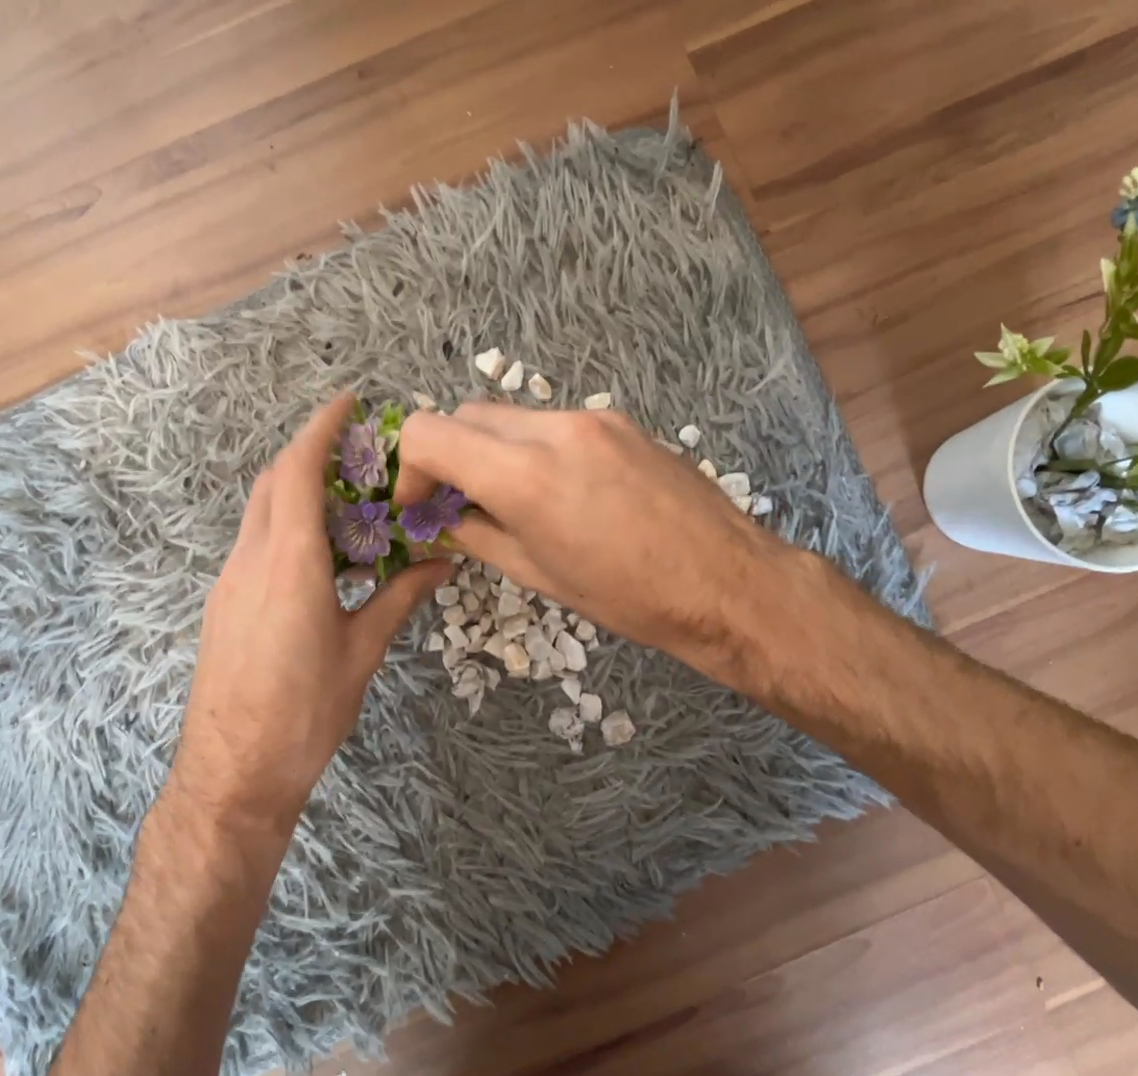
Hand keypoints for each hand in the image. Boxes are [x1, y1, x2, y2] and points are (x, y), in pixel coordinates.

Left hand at [169, 396, 451, 830]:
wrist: (232, 773)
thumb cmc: (305, 715)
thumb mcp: (361, 653)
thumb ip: (399, 599)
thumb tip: (441, 562)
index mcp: (290, 563)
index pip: (299, 471)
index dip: (321, 428)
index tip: (348, 402)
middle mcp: (251, 560)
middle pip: (273, 481)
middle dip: (309, 452)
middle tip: (355, 449)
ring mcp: (228, 582)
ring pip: (258, 512)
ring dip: (295, 490)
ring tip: (344, 498)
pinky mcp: (222, 604)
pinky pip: (253, 544)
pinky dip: (283, 526)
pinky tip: (318, 552)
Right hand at [395, 403, 810, 686]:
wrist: (728, 582)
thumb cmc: (631, 598)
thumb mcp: (540, 575)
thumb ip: (479, 537)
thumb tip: (445, 522)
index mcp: (525, 476)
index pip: (428, 433)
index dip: (409, 469)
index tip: (420, 505)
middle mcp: (553, 430)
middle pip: (465, 415)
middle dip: (448, 457)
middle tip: (457, 505)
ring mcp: (591, 419)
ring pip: (510, 417)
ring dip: (492, 451)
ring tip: (511, 502)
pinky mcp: (620, 421)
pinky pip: (553, 423)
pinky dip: (533, 448)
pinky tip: (560, 491)